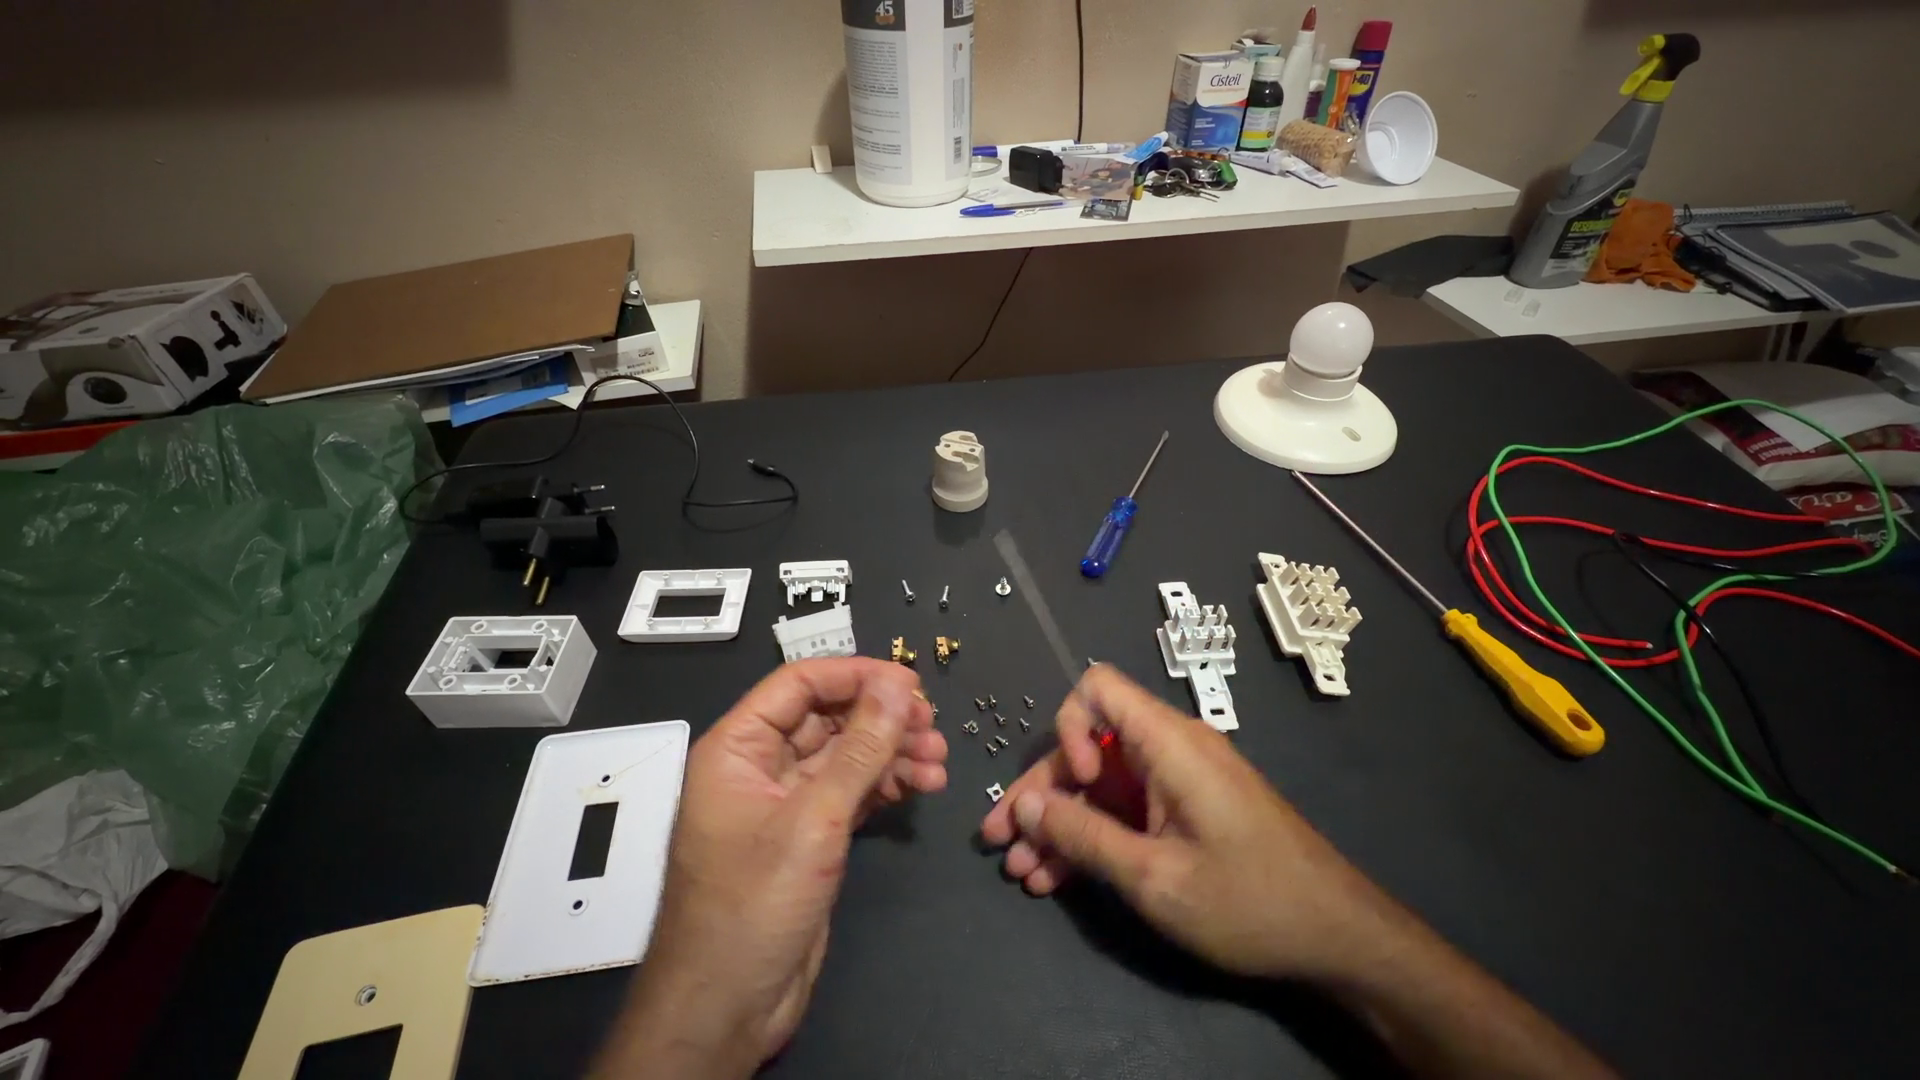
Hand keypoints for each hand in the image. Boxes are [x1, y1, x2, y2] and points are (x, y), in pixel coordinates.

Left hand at [596, 659, 946, 1078]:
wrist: (728, 1005)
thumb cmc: (755, 904)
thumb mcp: (814, 819)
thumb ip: (861, 749)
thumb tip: (898, 685)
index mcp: (737, 749)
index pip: (798, 685)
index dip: (854, 675)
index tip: (909, 682)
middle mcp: (758, 768)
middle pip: (827, 718)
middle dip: (881, 719)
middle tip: (932, 725)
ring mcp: (786, 804)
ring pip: (845, 756)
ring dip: (892, 753)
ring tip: (939, 759)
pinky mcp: (809, 837)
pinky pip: (852, 792)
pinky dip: (887, 785)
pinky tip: (924, 785)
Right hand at [979, 664, 1388, 981]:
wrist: (1337, 936)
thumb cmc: (1249, 901)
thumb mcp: (1154, 877)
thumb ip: (1084, 837)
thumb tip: (1025, 802)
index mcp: (1169, 745)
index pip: (1099, 689)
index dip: (1069, 727)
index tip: (1073, 783)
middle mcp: (1170, 751)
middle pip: (1087, 748)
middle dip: (1040, 793)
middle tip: (1000, 842)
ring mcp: (1177, 785)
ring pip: (1100, 787)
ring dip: (1059, 826)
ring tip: (1022, 873)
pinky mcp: (1183, 814)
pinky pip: (1125, 812)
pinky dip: (1091, 840)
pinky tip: (1056, 880)